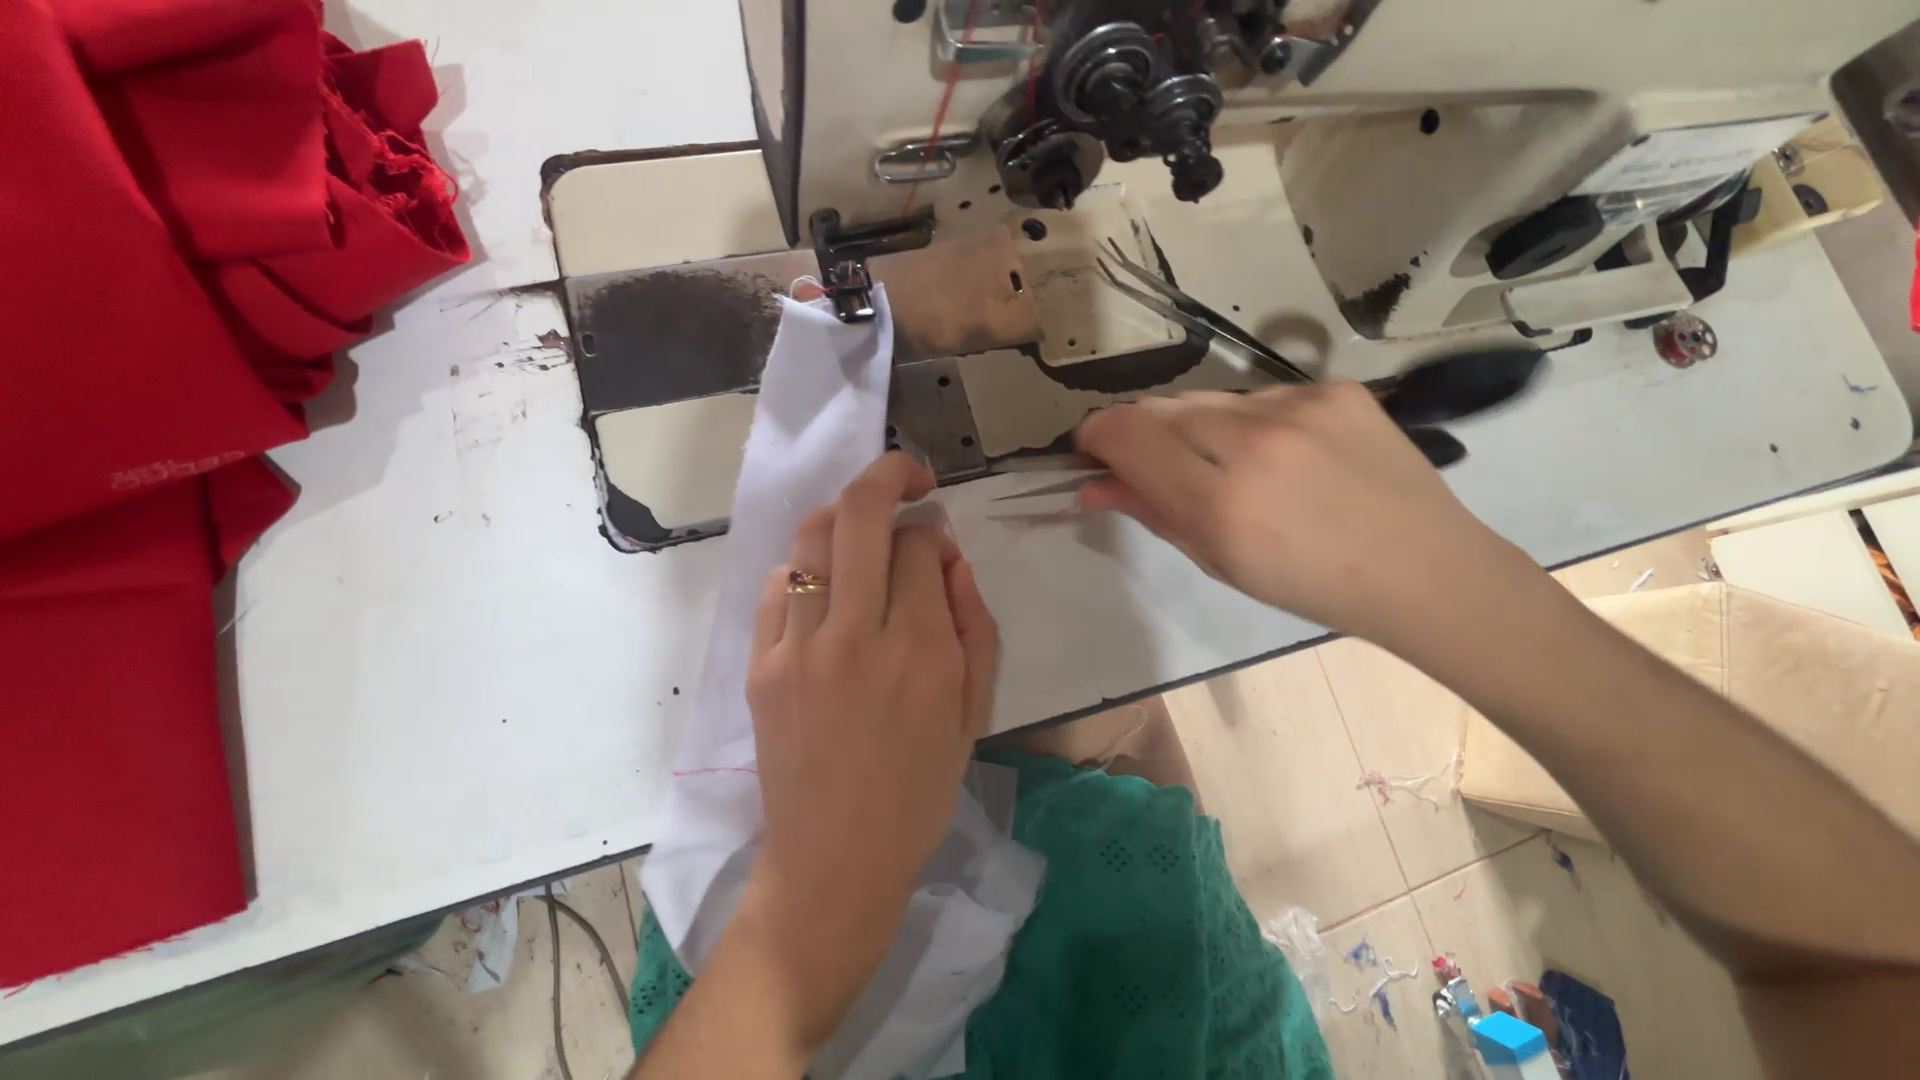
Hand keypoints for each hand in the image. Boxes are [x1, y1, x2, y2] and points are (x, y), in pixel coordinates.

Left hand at [740, 452, 997, 1046]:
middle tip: (907, 477)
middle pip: (860, 514)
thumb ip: (973, 628)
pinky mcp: (760, 665)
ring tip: (862, 531)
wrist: (836, 859)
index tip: (937, 545)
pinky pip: (778, 586)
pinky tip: (823, 590)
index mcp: (920, 650)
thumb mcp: (973, 714)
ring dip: (843, 516)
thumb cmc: (918, 792)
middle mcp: (856, 634)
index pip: (921, 545)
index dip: (933, 531)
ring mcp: (799, 647)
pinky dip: (805, 569)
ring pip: (813, 536)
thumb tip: (952, 560)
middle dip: (888, 475)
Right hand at [1074, 382, 1529, 649]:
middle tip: (1152, 464)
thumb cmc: (1312, 585)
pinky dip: (1249, 421)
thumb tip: (1093, 485)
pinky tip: (1279, 453)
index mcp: (1222, 504)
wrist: (1424, 568)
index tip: (1091, 450)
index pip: (1126, 436)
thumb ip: (1153, 513)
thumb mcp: (1222, 563)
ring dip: (1195, 426)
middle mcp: (1254, 441)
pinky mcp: (1333, 388)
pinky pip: (1260, 395)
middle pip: (1158, 408)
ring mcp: (1298, 407)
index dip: (1096, 436)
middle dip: (1140, 432)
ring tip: (1227, 465)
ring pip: (1207, 398)